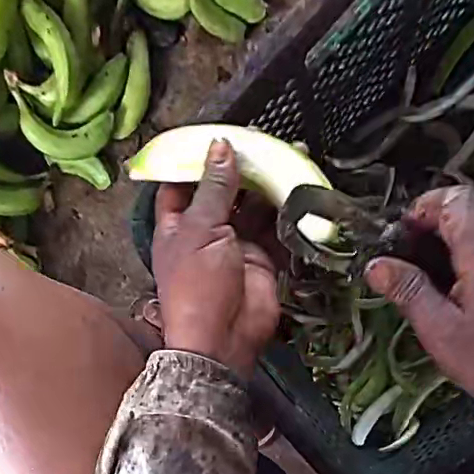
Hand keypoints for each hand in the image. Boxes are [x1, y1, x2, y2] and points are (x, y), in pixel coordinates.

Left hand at [152, 139, 279, 377]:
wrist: (224, 339)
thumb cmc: (198, 286)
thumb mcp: (199, 230)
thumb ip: (214, 188)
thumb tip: (221, 147)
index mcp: (176, 227)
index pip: (181, 185)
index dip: (195, 161)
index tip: (215, 134)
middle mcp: (205, 233)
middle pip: (222, 192)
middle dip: (239, 168)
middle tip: (260, 139)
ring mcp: (235, 246)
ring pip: (251, 208)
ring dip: (266, 185)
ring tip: (284, 153)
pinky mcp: (262, 259)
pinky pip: (274, 229)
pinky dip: (285, 210)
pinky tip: (296, 184)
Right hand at [365, 186, 473, 407]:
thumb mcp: (440, 330)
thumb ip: (409, 291)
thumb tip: (375, 265)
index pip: (455, 201)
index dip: (422, 207)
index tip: (399, 233)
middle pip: (468, 206)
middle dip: (432, 220)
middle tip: (405, 252)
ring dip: (448, 235)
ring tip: (422, 268)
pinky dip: (465, 249)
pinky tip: (449, 280)